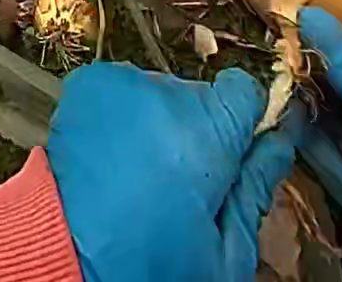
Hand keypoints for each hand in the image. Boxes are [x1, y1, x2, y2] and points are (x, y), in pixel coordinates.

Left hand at [47, 63, 299, 281]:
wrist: (58, 256)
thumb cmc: (149, 265)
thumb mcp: (223, 254)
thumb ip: (257, 187)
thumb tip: (283, 137)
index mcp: (205, 130)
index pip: (245, 90)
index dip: (244, 120)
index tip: (234, 150)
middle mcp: (163, 90)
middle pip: (199, 96)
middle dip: (196, 129)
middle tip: (176, 180)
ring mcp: (122, 80)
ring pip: (160, 92)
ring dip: (157, 121)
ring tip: (137, 170)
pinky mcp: (89, 79)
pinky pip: (124, 89)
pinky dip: (123, 113)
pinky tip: (111, 153)